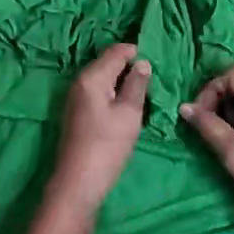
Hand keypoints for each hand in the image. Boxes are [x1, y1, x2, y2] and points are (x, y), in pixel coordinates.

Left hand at [50, 43, 149, 212]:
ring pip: (104, 77)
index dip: (138, 52)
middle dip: (130, 66)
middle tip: (153, 80)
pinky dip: (113, 92)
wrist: (77, 183)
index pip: (117, 50)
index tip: (158, 64)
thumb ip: (137, 83)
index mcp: (92, 76)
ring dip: (123, 80)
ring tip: (144, 93)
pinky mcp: (77, 111)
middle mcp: (80, 80)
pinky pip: (98, 91)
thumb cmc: (107, 146)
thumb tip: (142, 62)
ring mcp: (76, 96)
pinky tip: (127, 106)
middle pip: (108, 61)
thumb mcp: (129, 112)